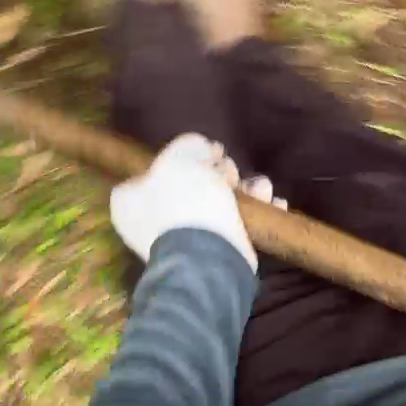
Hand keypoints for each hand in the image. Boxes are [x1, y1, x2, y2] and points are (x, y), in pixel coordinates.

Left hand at [111, 134, 267, 269]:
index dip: (186, 157)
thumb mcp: (182, 159)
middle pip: (192, 185)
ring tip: (263, 188)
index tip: (211, 155)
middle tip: (233, 174)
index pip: (156, 168)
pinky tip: (273, 204)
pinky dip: (253, 214)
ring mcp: (183, 239)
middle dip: (223, 175)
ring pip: (218, 204)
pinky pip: (233, 225)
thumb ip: (190, 146)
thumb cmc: (187, 205)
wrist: (208, 260)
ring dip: (245, 192)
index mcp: (131, 198)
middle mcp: (152, 220)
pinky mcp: (212, 252)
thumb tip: (205, 149)